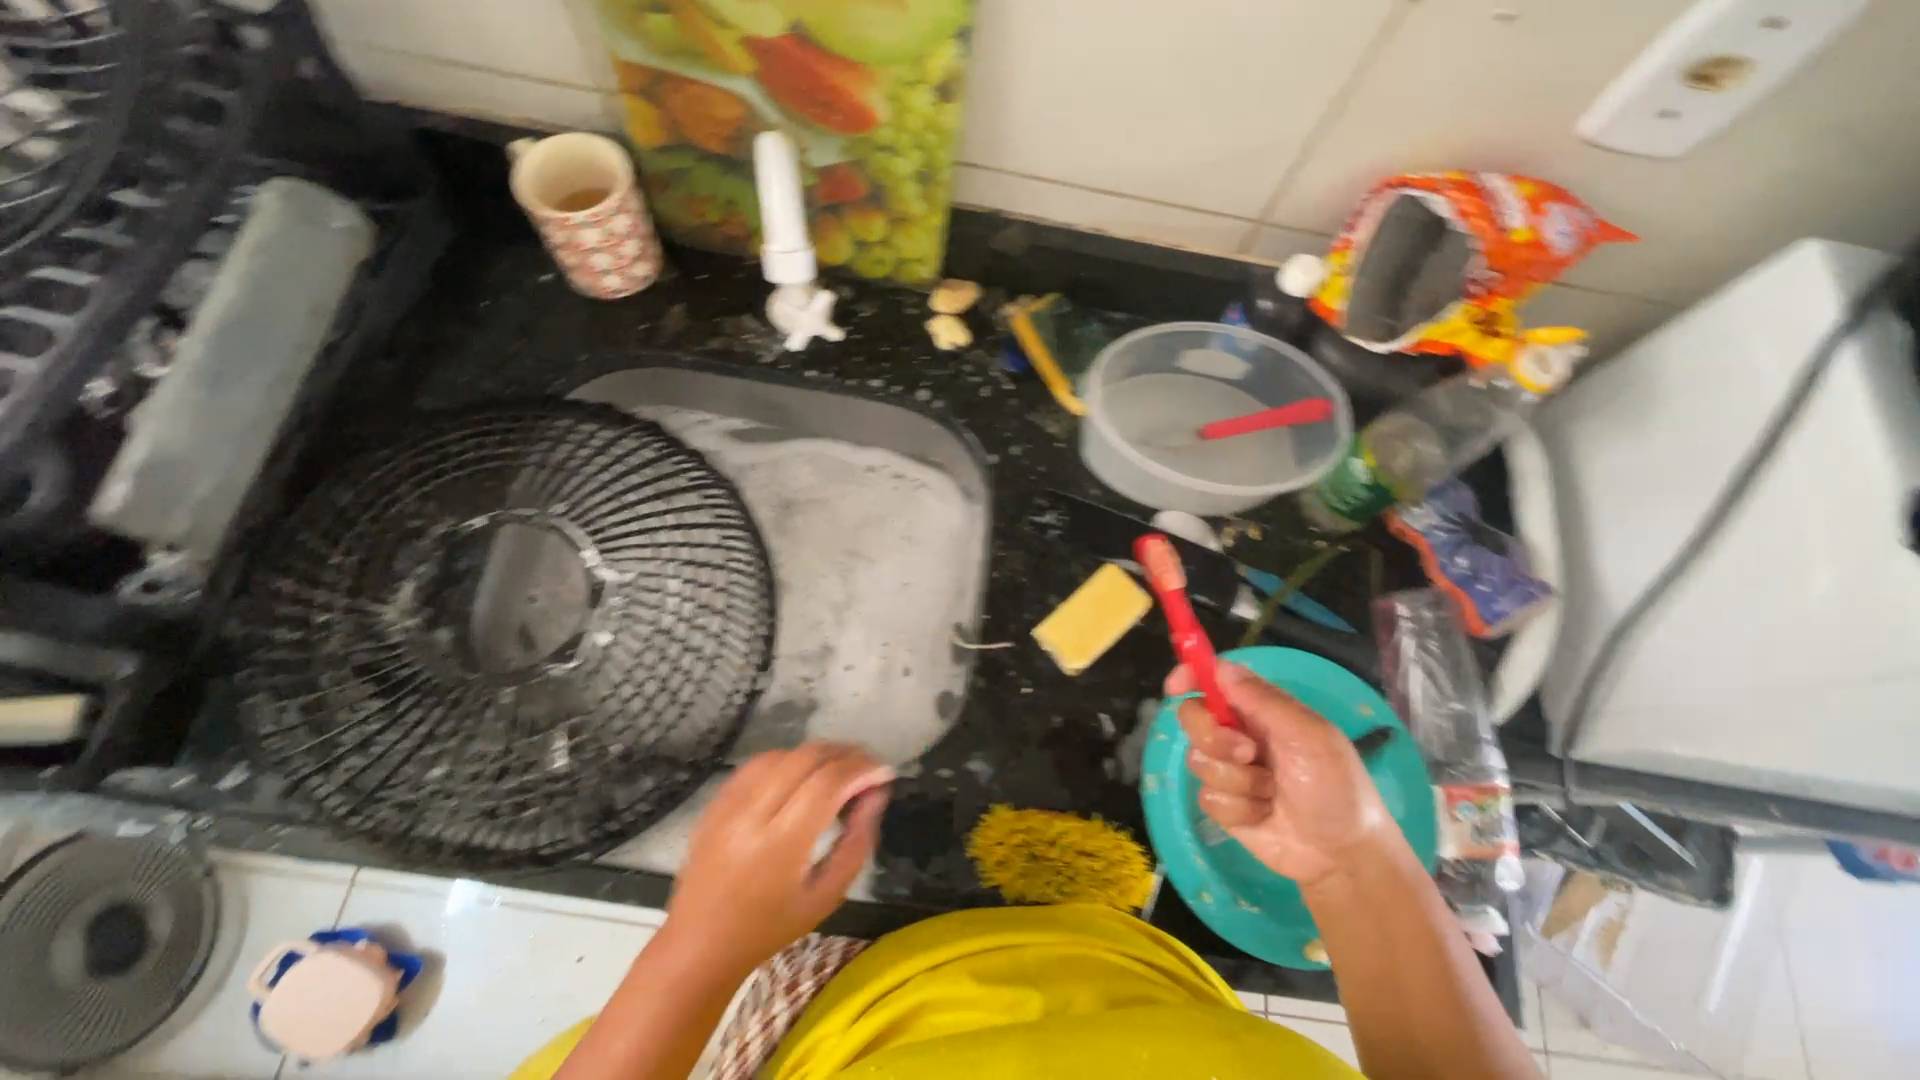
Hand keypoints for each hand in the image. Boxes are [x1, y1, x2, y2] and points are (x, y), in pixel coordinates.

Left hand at [665, 742, 892, 974]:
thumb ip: (857, 843)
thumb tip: (876, 795)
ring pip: (782, 754)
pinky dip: (786, 760)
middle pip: (806, 758)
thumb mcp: (827, 896)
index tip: (883, 774)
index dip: (862, 769)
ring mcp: (728, 804)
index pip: (828, 782)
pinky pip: (755, 764)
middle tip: (867, 766)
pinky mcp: (715, 802)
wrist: (701, 943)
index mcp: (781, 844)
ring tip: (838, 769)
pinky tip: (800, 775)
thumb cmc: (770, 928)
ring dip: (816, 754)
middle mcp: (752, 814)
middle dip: (844, 754)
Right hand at [1171, 662, 1397, 888]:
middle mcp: (1240, 734)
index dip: (1191, 676)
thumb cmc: (1337, 787)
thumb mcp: (1310, 737)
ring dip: (1237, 780)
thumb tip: (1222, 668)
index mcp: (1262, 710)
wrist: (1341, 854)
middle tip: (1248, 754)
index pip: (1216, 680)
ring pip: (1199, 760)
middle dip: (1215, 738)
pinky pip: (1207, 796)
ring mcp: (1230, 770)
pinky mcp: (1224, 804)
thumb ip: (1265, 701)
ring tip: (1271, 793)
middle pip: (1193, 717)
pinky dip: (1237, 807)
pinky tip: (1263, 814)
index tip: (1176, 687)